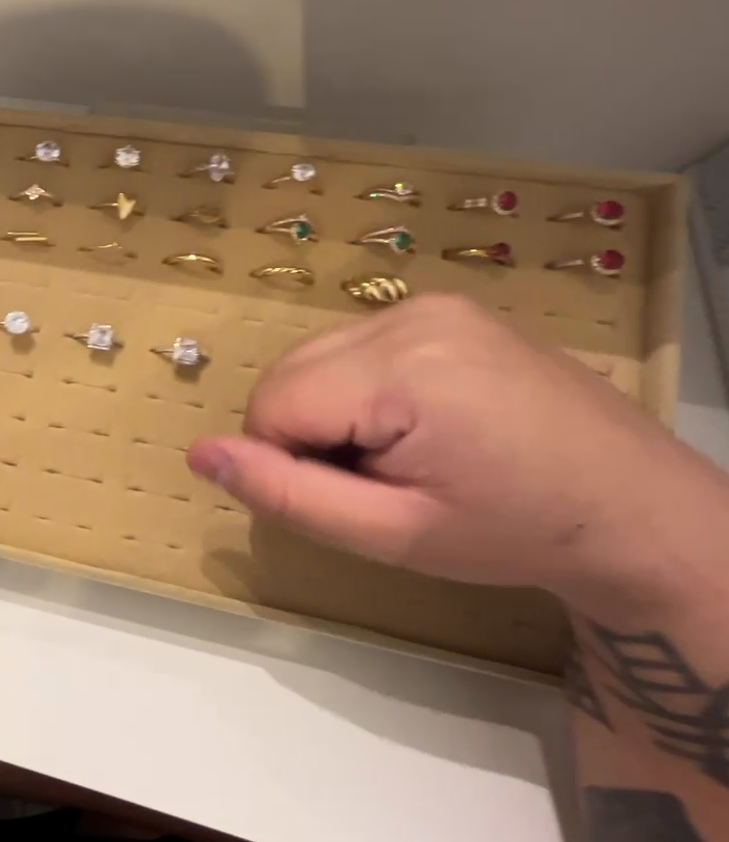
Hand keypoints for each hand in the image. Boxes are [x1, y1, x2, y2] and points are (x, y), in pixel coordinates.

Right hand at [186, 295, 728, 620]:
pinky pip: (347, 348)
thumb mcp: (390, 535)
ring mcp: (431, 306)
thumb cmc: (515, 535)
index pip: (272, 407)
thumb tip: (198, 453)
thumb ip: (286, 494)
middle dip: (306, 433)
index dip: (291, 462)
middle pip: (285, 377)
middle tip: (382, 478)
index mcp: (405, 370)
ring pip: (309, 361)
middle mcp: (411, 318)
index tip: (360, 495)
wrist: (642, 514)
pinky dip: (353, 388)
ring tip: (403, 451)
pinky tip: (413, 420)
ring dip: (326, 411)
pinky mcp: (443, 309)